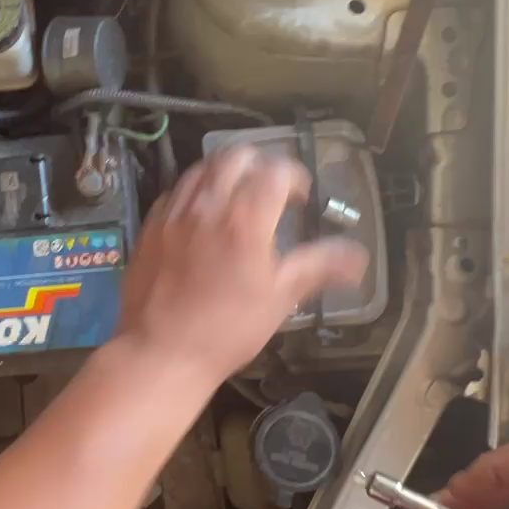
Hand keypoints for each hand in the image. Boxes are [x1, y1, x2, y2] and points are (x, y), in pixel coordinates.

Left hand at [114, 146, 366, 386]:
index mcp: (244, 218)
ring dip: (224, 173)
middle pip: (236, 156)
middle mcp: (206, 205)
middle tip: (270, 191)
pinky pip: (175, 192)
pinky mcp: (150, 226)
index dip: (295, 177)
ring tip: (236, 200)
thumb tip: (358, 257)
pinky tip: (201, 218)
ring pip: (201, 168)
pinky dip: (194, 192)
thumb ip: (319, 267)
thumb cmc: (227, 329)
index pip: (276, 169)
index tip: (300, 199)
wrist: (160, 352)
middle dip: (259, 165)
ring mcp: (174, 213)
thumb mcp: (280, 298)